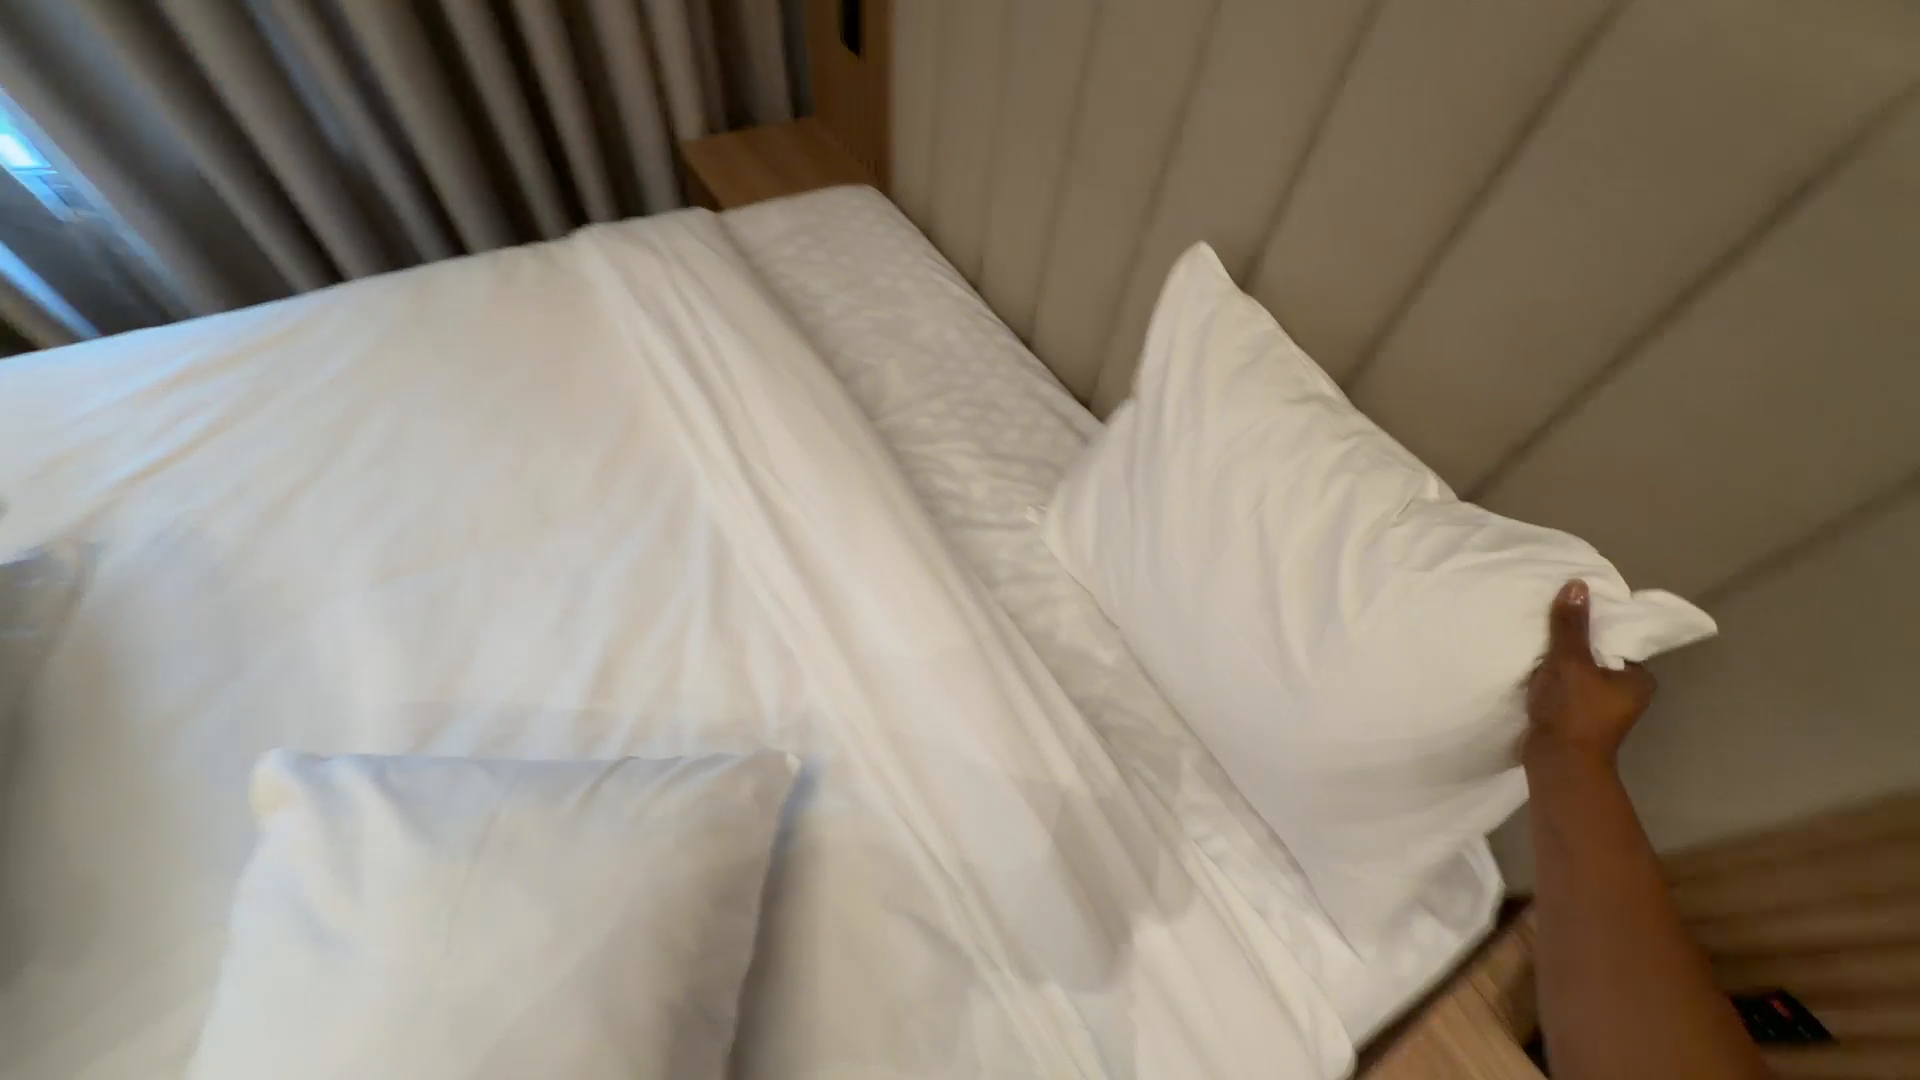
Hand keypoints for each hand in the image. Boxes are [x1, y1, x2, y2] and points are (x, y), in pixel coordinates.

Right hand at [1524, 579, 1656, 769]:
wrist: (1558, 761)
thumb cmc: (1574, 710)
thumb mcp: (1571, 662)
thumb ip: (1571, 626)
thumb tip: (1578, 584)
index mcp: (1637, 678)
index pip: (1616, 641)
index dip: (1591, 625)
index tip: (1564, 614)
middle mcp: (1624, 692)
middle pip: (1594, 655)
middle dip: (1570, 643)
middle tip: (1542, 625)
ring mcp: (1599, 708)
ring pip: (1576, 673)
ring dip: (1555, 662)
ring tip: (1530, 644)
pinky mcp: (1574, 717)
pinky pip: (1562, 688)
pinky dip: (1547, 679)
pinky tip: (1528, 671)